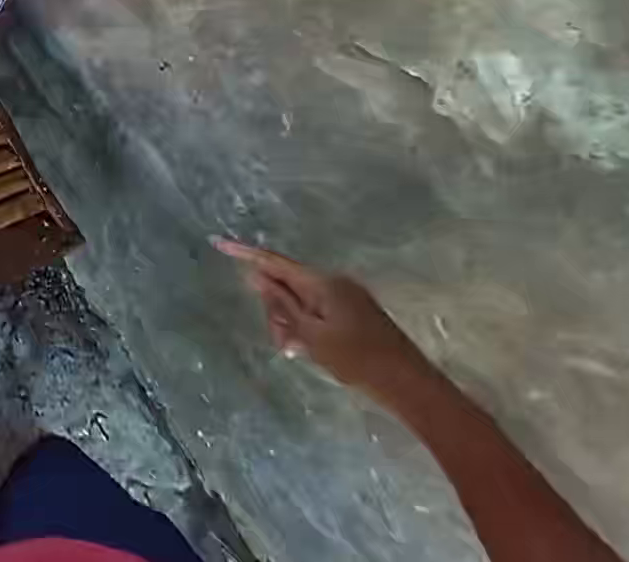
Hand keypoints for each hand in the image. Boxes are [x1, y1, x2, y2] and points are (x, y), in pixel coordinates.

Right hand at [213, 238, 429, 391]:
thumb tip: (257, 276)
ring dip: (291, 322)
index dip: (245, 253)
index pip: (274, 262)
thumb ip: (282, 304)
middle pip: (287, 284)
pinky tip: (306, 348)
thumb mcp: (310, 334)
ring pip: (301, 300)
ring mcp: (345, 296)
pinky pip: (316, 310)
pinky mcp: (353, 312)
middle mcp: (332, 282)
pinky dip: (305, 326)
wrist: (409, 385)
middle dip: (275, 308)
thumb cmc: (357, 360)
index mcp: (321, 282)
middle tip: (280, 342)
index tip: (219, 242)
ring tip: (295, 351)